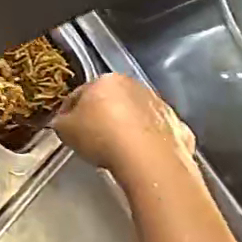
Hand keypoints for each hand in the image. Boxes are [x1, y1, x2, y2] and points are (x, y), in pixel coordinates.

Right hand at [53, 75, 195, 178]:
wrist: (150, 161)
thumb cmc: (101, 137)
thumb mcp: (64, 129)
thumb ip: (61, 121)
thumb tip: (64, 122)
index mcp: (105, 80)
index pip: (80, 93)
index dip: (69, 111)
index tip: (66, 126)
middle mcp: (136, 86)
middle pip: (111, 101)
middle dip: (100, 115)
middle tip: (89, 138)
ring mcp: (161, 106)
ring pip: (136, 115)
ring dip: (125, 127)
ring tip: (114, 150)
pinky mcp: (180, 127)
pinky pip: (157, 133)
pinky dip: (148, 142)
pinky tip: (139, 156)